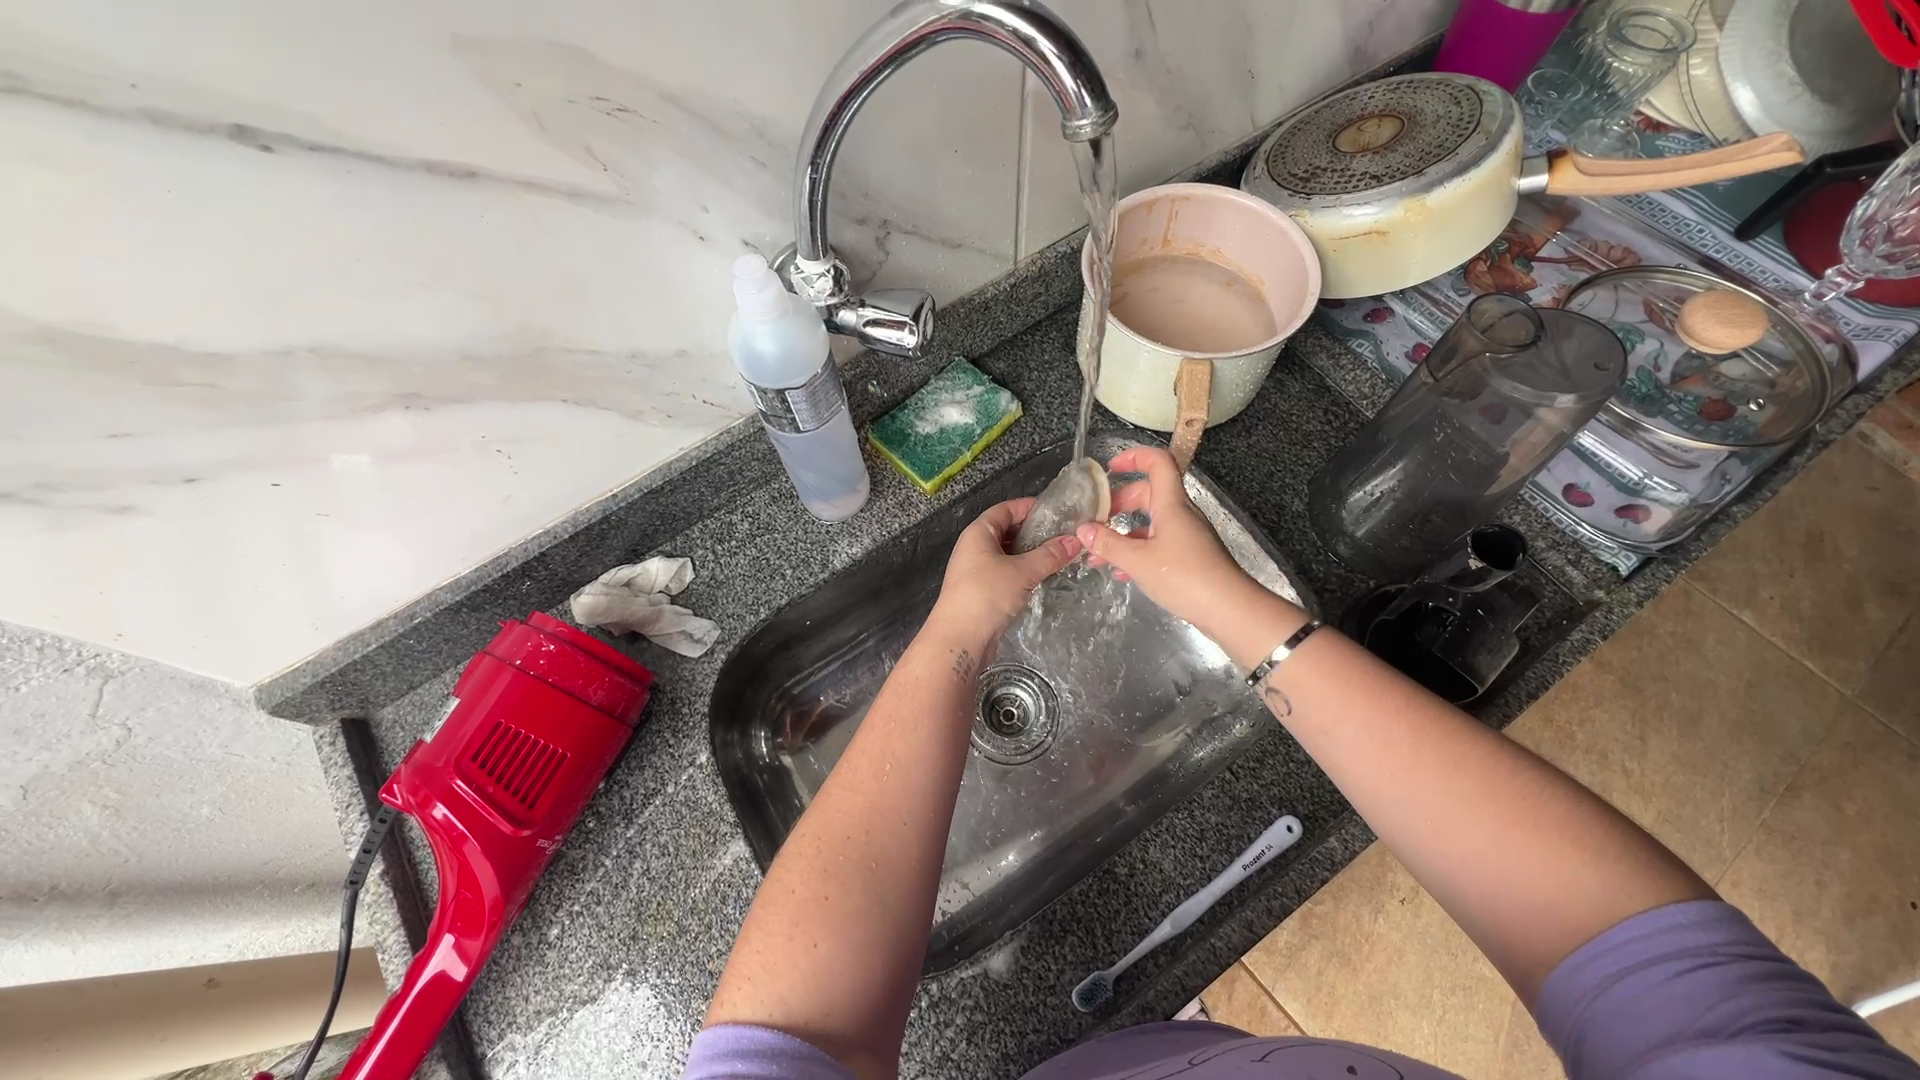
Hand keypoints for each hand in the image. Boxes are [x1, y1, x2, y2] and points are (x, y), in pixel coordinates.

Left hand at [927, 497, 1081, 647]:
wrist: (960, 639)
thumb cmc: (986, 595)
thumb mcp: (1022, 572)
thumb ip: (1049, 555)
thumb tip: (1076, 540)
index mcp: (978, 533)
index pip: (1005, 509)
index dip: (1029, 507)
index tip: (1057, 511)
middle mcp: (975, 548)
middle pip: (1007, 531)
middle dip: (1034, 532)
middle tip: (1064, 535)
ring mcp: (977, 571)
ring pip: (1008, 554)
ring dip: (1031, 554)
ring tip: (1060, 556)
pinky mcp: (983, 592)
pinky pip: (1007, 573)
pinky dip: (1024, 572)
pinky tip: (1043, 578)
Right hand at [1074, 447, 1274, 640]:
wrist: (1229, 609)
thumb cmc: (1185, 577)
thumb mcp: (1138, 561)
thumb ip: (1108, 544)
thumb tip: (1083, 530)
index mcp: (1171, 504)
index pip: (1158, 462)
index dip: (1134, 457)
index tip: (1110, 467)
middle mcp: (1181, 514)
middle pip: (1149, 493)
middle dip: (1119, 503)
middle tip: (1096, 519)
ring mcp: (1187, 536)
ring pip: (1151, 522)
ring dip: (1124, 532)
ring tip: (1099, 552)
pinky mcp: (1190, 557)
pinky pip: (1158, 543)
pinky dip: (1138, 551)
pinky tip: (1122, 572)